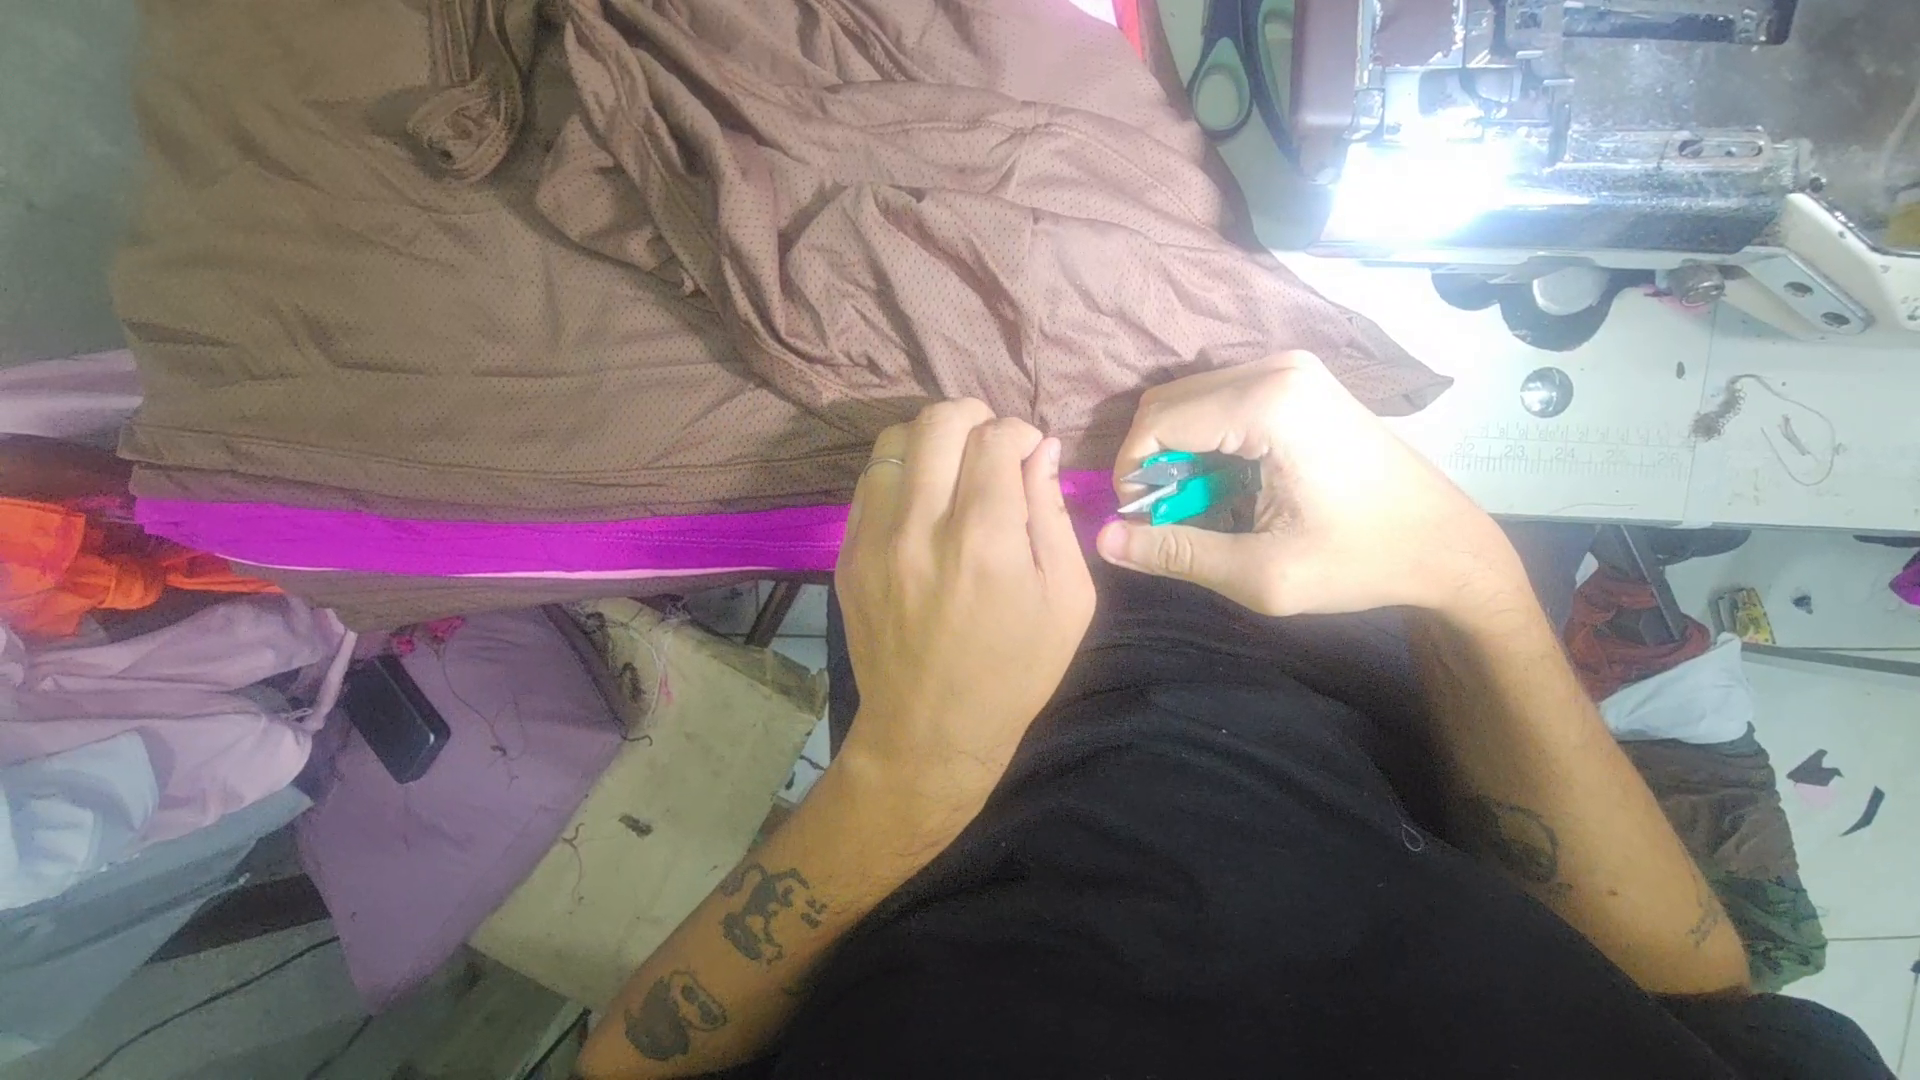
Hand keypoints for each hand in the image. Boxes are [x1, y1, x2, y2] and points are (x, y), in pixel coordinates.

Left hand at [834, 399, 1096, 836]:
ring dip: (931, 440)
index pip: (995, 437)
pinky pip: (868, 481)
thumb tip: (1043, 449)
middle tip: (992, 446)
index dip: (1020, 431)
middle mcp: (922, 527)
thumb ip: (1054, 514)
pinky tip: (922, 500)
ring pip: (894, 441)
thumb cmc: (1015, 671)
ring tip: (953, 469)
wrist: (930, 731)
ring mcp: (875, 539)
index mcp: (986, 539)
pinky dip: (900, 473)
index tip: (1029, 454)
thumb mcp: (1066, 599)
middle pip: (938, 422)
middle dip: (975, 418)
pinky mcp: (848, 554)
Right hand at [1096, 352, 1522, 617]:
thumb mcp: (1261, 574)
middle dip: (1150, 461)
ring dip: (1174, 451)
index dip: (1131, 474)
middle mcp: (1276, 367)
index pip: (1156, 422)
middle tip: (1164, 518)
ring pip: (1188, 398)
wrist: (1445, 545)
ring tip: (1196, 505)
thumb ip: (1176, 554)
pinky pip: (1219, 398)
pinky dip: (1203, 440)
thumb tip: (1102, 540)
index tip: (1140, 523)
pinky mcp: (1298, 378)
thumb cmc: (1359, 561)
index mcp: (1269, 404)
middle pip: (1167, 402)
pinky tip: (1225, 483)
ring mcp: (1291, 367)